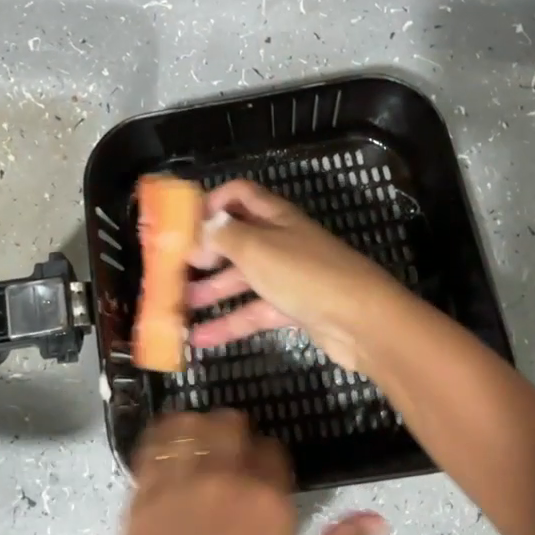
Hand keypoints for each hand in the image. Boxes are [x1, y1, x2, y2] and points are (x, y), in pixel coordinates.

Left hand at [118, 411, 386, 534]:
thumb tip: (376, 519)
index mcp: (269, 504)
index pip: (272, 449)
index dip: (269, 457)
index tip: (264, 470)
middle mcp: (224, 483)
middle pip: (229, 426)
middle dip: (234, 435)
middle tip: (232, 454)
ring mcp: (178, 489)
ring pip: (189, 427)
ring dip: (197, 429)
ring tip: (199, 443)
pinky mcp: (140, 501)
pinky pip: (149, 449)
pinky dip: (160, 439)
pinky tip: (166, 447)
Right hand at [185, 179, 408, 367]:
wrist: (362, 320)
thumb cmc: (305, 273)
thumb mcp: (257, 248)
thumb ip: (223, 236)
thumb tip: (200, 228)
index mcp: (275, 216)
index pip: (239, 194)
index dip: (211, 202)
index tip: (182, 223)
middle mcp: (280, 240)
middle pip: (236, 239)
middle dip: (204, 252)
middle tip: (172, 268)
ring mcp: (287, 276)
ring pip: (241, 278)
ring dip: (210, 291)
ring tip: (177, 305)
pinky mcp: (293, 308)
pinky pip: (253, 311)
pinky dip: (228, 324)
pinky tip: (199, 339)